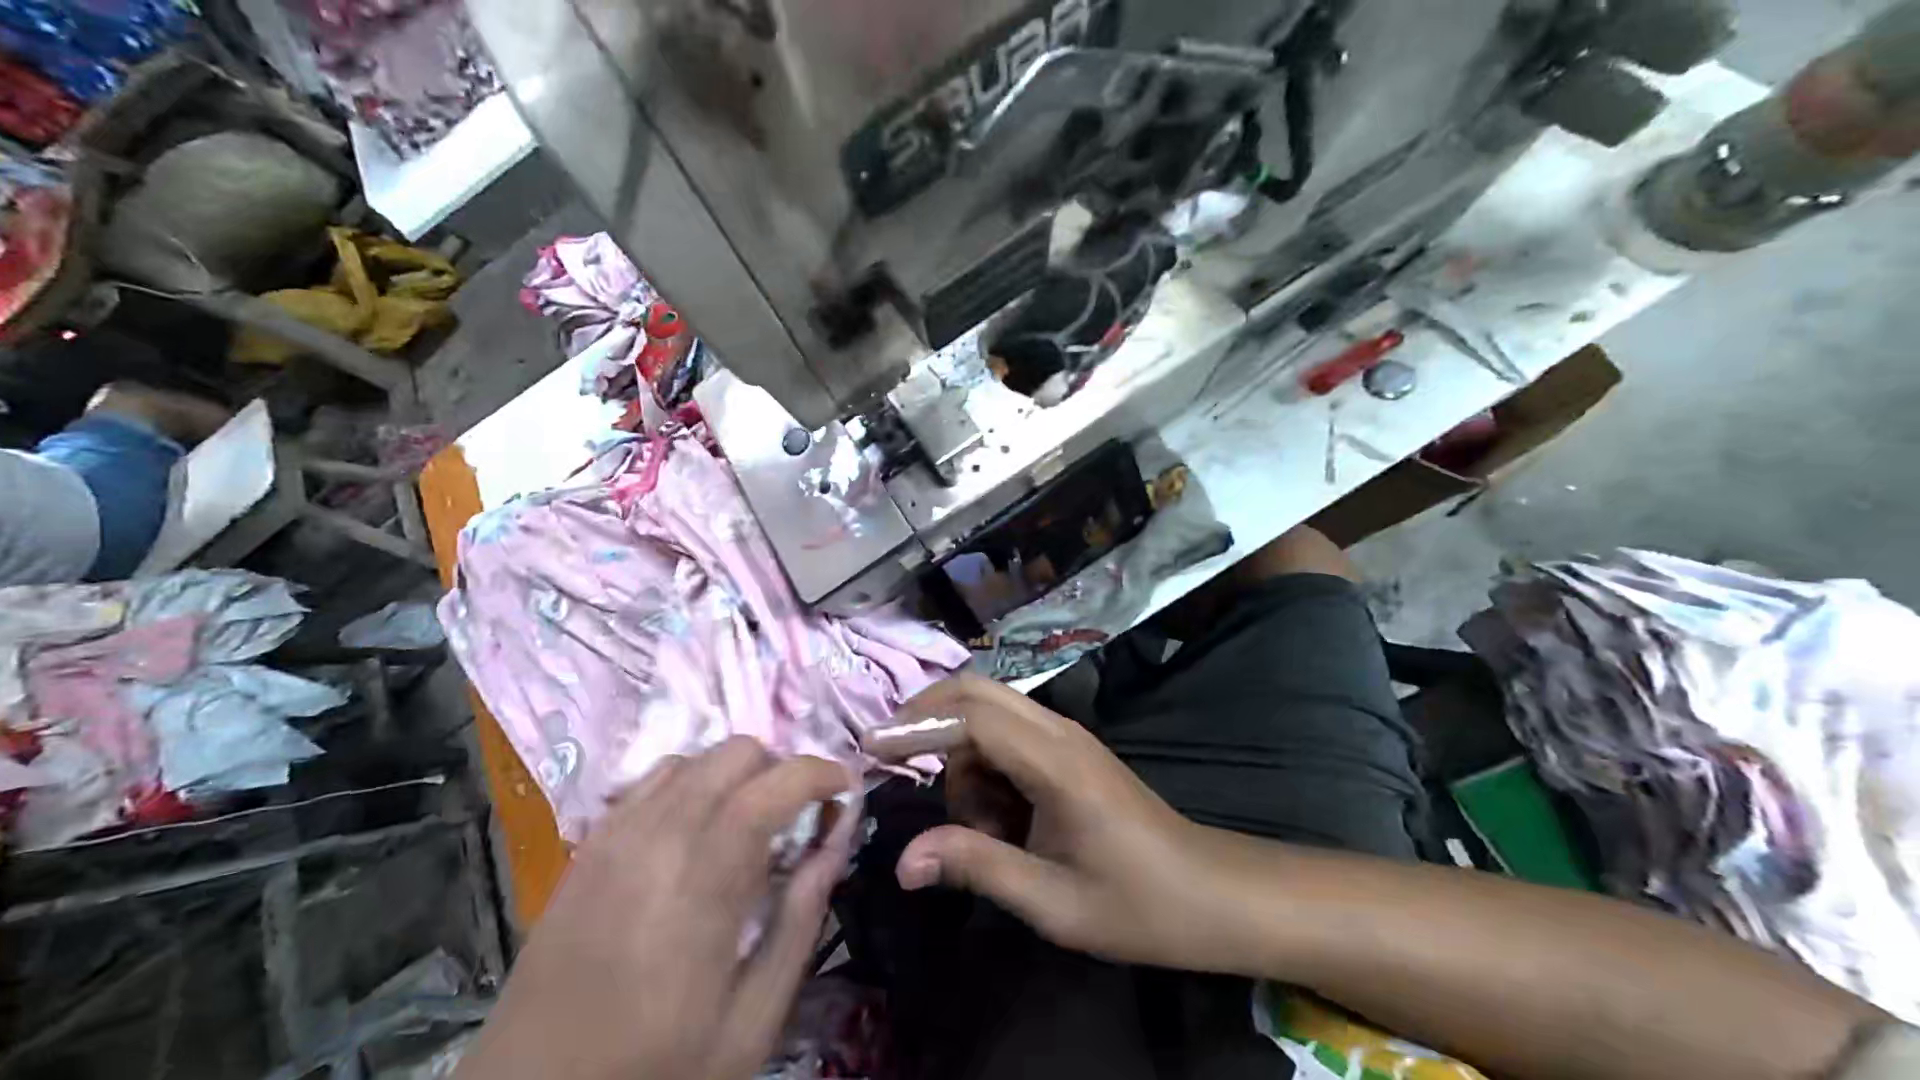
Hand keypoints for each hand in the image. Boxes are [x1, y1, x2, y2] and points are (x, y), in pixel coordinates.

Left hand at [457, 738, 856, 1079]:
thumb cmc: (654, 1067)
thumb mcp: (750, 1020)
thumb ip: (800, 919)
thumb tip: (837, 840)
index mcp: (701, 881)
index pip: (770, 787)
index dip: (818, 772)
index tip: (847, 787)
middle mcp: (656, 838)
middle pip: (734, 753)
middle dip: (781, 769)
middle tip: (800, 816)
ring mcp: (615, 835)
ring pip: (695, 757)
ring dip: (736, 775)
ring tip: (750, 824)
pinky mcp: (589, 846)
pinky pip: (652, 780)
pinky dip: (691, 784)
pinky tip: (696, 831)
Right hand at [874, 674, 1274, 974]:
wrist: (1212, 895)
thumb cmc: (1138, 905)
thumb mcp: (1052, 901)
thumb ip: (976, 867)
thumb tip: (903, 860)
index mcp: (1056, 763)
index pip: (972, 719)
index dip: (916, 727)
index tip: (869, 748)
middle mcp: (1059, 732)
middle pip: (976, 693)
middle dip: (927, 719)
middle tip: (893, 764)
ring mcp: (1066, 737)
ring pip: (988, 717)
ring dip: (962, 759)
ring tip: (982, 831)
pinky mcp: (1069, 751)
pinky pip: (1008, 737)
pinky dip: (985, 768)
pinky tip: (1001, 822)